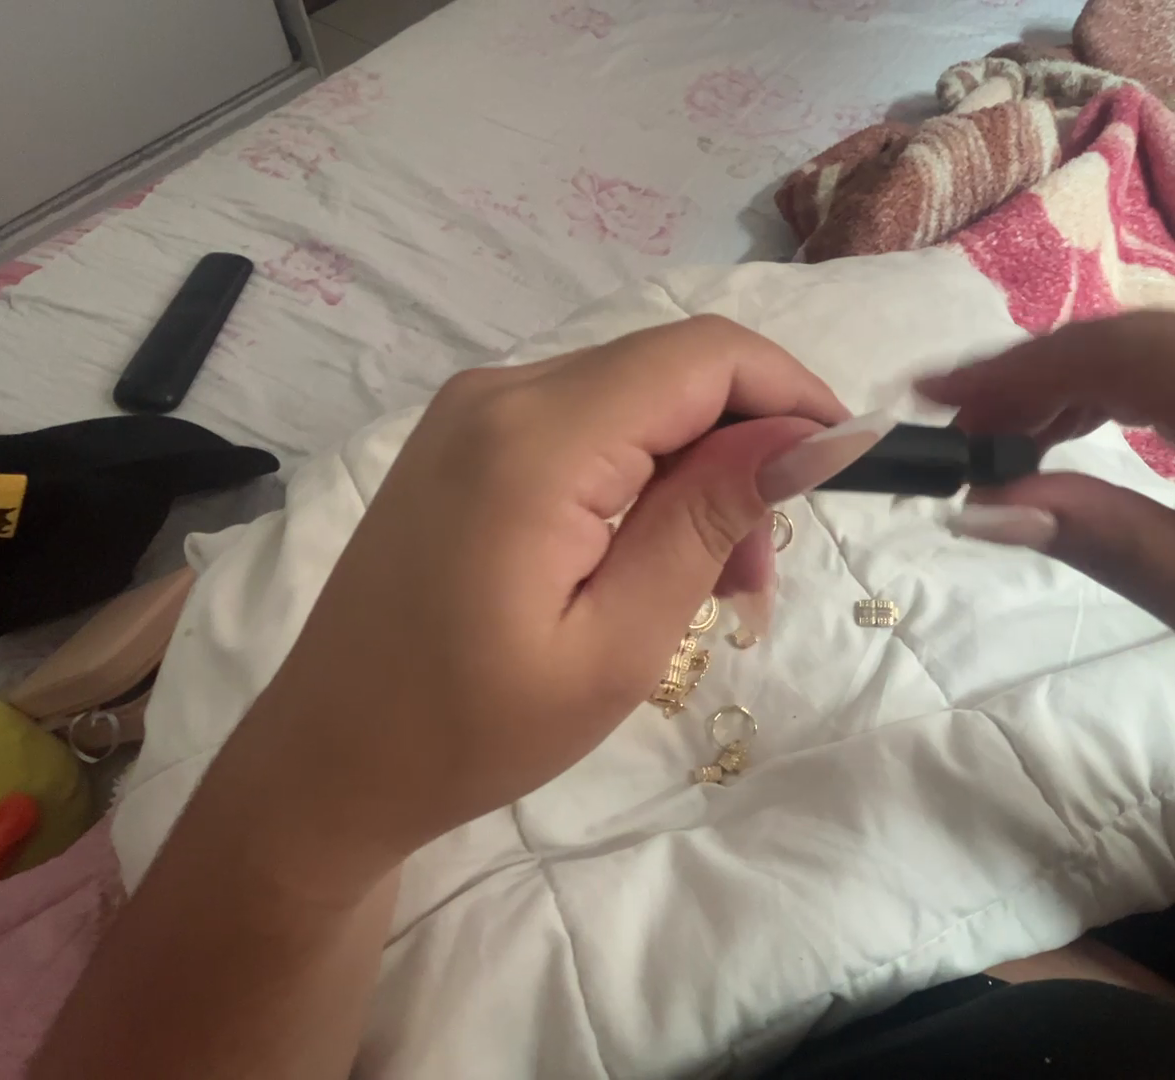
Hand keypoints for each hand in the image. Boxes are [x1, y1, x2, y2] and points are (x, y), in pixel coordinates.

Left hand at [260, 315, 847, 862]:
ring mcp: (474, 412)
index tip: (843, 465)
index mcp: (536, 438)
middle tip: (760, 572)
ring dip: (698, 473)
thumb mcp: (619, 642)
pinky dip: (645, 478)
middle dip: (746, 449)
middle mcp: (501, 393)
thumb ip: (711, 521)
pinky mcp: (467, 443)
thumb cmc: (474, 730)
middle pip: (672, 372)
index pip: (703, 357)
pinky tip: (649, 557)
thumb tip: (807, 439)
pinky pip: (589, 428)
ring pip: (636, 402)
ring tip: (713, 584)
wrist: (331, 762)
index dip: (791, 393)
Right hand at [922, 312, 1174, 721]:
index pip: (1122, 357)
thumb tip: (974, 509)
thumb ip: (1093, 538)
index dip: (1018, 372)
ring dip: (1053, 386)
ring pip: (1135, 344)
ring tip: (995, 443)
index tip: (936, 398)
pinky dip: (1092, 391)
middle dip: (1024, 381)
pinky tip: (1056, 430)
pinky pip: (1161, 362)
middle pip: (1122, 338)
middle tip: (957, 439)